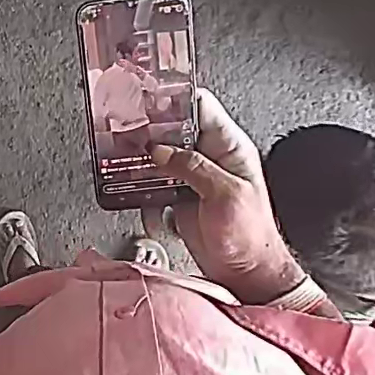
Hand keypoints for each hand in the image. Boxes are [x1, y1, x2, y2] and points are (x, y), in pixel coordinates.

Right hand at [143, 88, 306, 304]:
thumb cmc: (251, 236)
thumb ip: (193, 167)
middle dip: (149, 131)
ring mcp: (192, 177)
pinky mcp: (179, 198)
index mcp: (228, 146)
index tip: (148, 100)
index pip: (200, 106)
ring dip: (141, 162)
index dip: (173, 99)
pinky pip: (153, 184)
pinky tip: (140, 198)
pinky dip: (143, 191)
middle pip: (172, 129)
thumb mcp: (226, 194)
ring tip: (124, 163)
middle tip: (126, 132)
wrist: (246, 275)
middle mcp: (209, 157)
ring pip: (159, 156)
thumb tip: (160, 151)